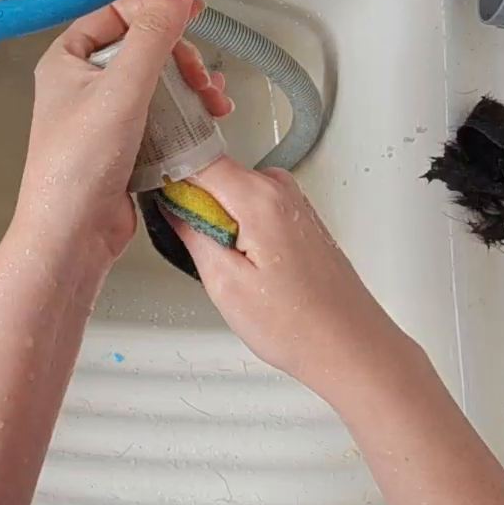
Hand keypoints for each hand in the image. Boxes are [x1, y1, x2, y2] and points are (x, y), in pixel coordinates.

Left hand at [14, 0, 232, 263]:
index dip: (156, 9)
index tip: (192, 9)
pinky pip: (161, 115)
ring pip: (158, 83)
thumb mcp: (122, 89)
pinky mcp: (125, 144)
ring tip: (212, 99)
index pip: (117, 13)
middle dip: (181, 57)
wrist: (73, 236)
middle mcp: (83, 85)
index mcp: (68, 61)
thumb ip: (154, 33)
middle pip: (144, 48)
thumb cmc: (74, 169)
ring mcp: (105, 116)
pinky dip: (186, 114)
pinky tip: (206, 119)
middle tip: (199, 74)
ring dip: (190, 86)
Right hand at [163, 158, 411, 395]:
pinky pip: (250, 204)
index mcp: (258, 197)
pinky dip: (238, 226)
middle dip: (192, 202)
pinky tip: (247, 264)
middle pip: (213, 172)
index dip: (168, 171)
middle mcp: (278, 188)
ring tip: (228, 265)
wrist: (350, 347)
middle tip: (193, 247)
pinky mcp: (296, 215)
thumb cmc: (298, 325)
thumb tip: (170, 203)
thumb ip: (191, 232)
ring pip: (230, 190)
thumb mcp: (224, 283)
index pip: (196, 157)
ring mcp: (291, 200)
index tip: (153, 190)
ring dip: (216, 218)